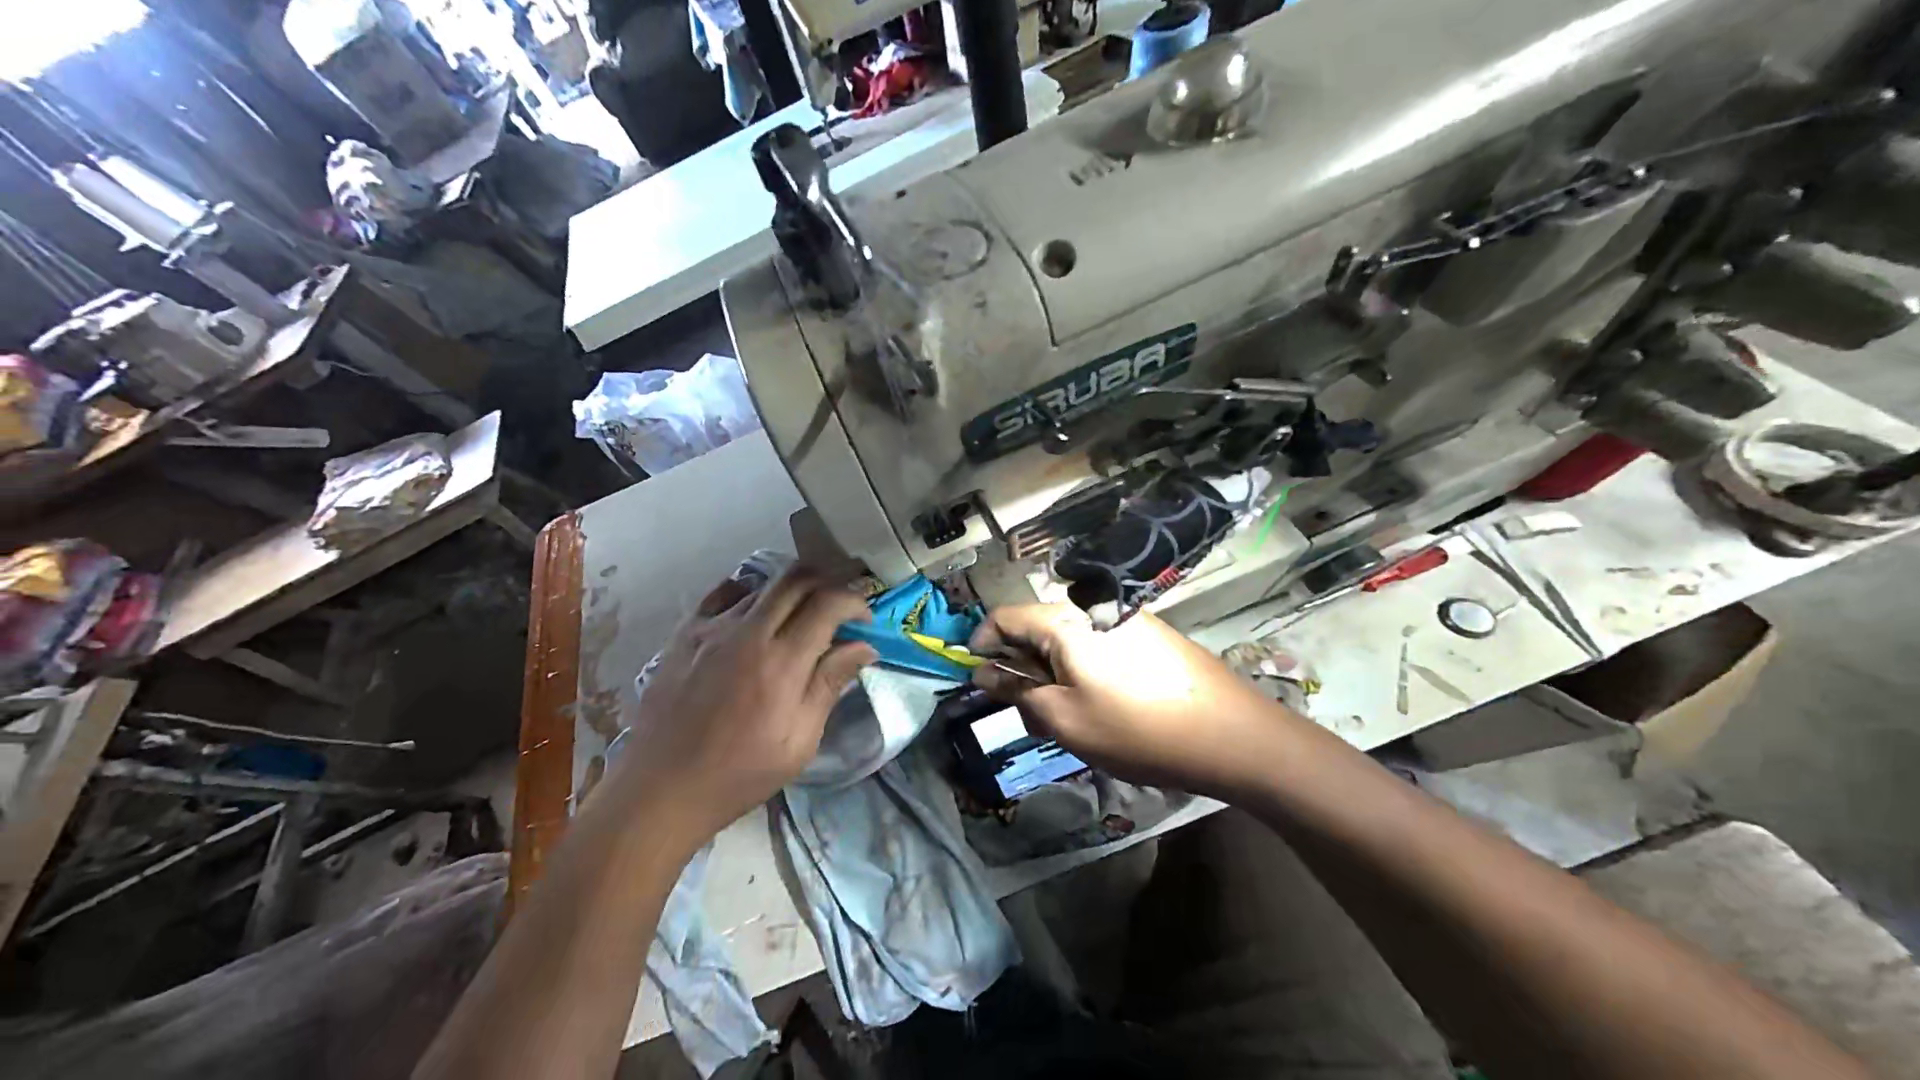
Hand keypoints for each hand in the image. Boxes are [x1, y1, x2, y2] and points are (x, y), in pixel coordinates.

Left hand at [615, 567, 876, 840]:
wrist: (661, 788)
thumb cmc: (739, 774)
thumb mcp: (799, 742)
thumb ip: (829, 685)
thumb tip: (864, 647)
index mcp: (781, 663)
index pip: (828, 603)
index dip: (854, 602)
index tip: (865, 620)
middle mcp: (748, 633)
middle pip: (797, 578)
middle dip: (828, 582)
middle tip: (840, 606)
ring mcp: (712, 628)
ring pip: (763, 585)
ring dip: (793, 593)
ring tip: (801, 618)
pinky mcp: (685, 633)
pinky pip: (724, 595)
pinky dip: (751, 594)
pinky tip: (757, 616)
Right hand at [970, 605, 1299, 797]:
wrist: (1232, 735)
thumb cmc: (1136, 729)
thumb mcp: (1063, 720)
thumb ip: (1017, 692)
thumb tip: (986, 673)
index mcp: (1065, 621)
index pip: (1005, 616)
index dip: (982, 644)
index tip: (978, 679)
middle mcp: (1093, 609)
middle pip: (1037, 627)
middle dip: (1021, 666)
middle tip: (1028, 712)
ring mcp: (1126, 620)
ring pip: (1069, 641)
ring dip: (1054, 673)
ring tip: (1068, 717)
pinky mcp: (1151, 637)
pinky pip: (1099, 647)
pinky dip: (1085, 672)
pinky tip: (1103, 707)